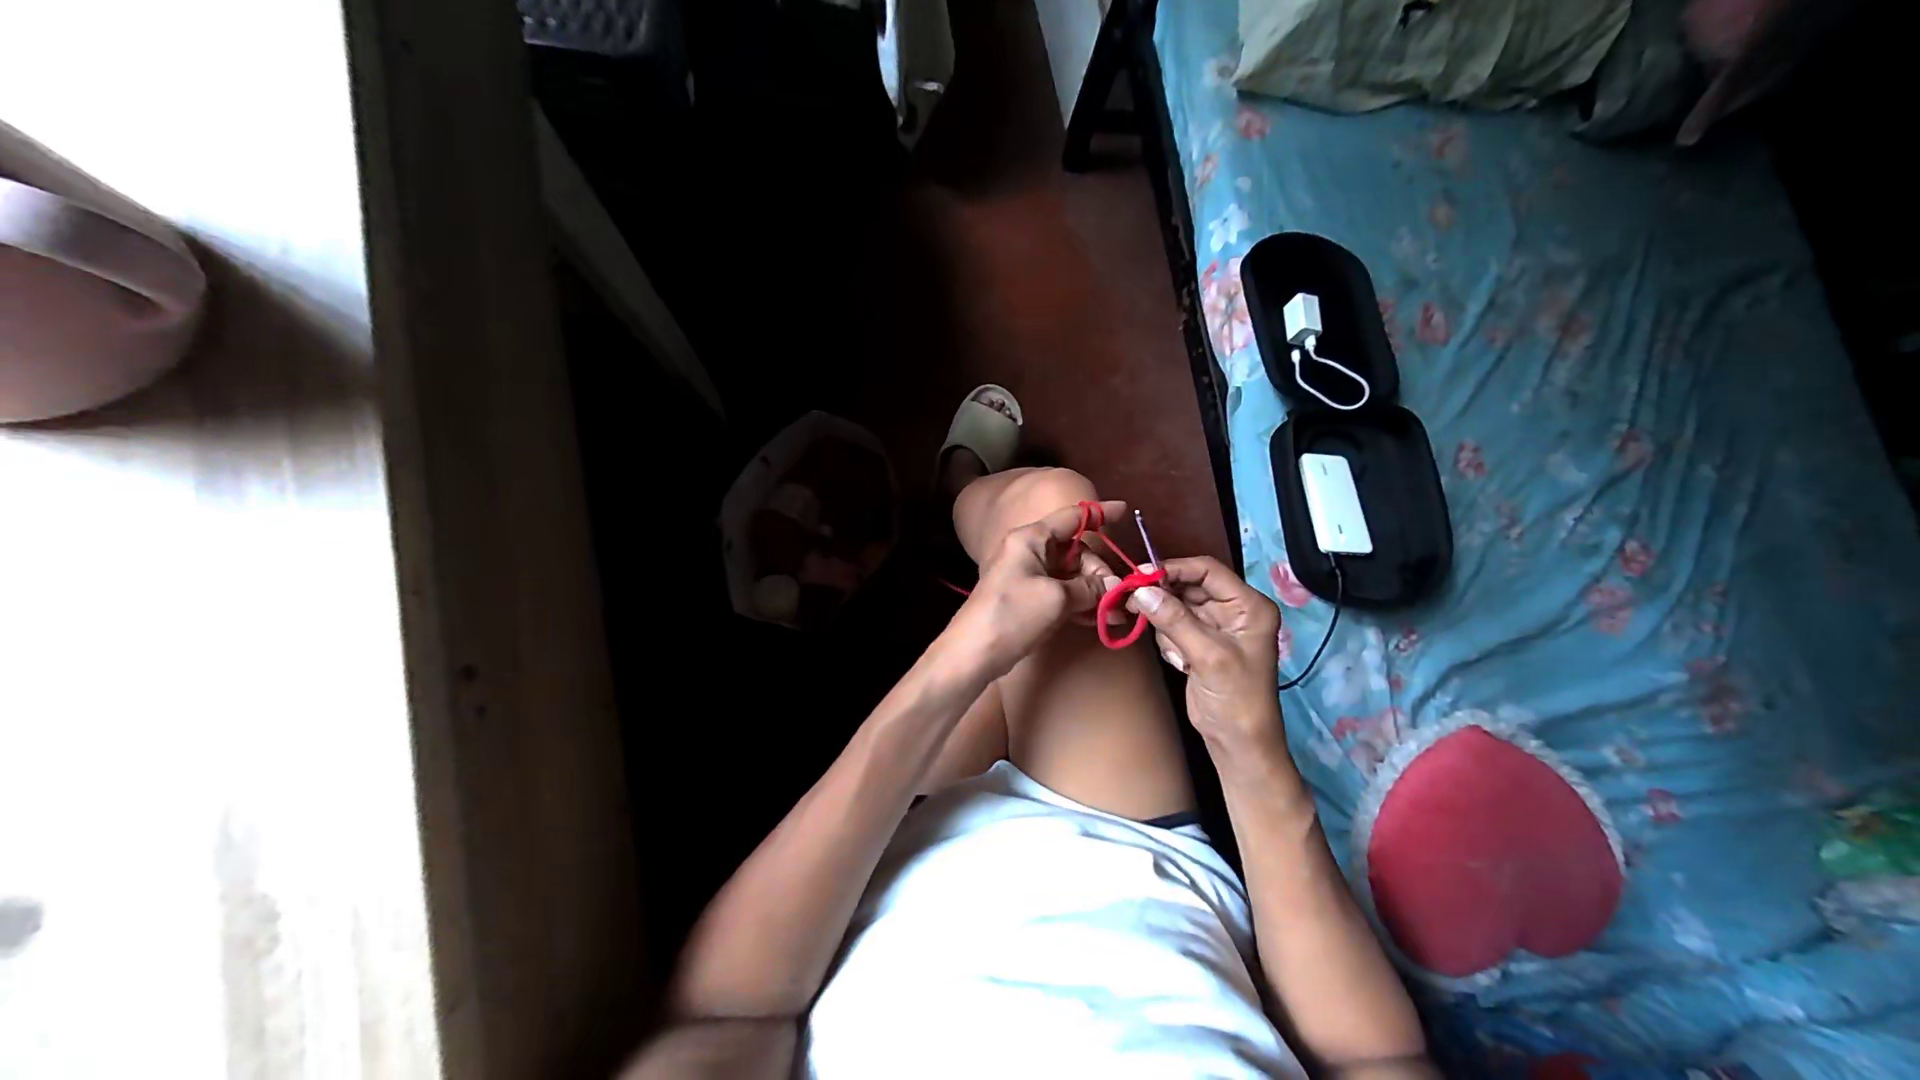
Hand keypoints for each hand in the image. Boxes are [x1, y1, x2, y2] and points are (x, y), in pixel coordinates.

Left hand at [950, 499, 1127, 673]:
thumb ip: (1090, 588)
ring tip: (1115, 614)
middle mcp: (1029, 551)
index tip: (1125, 511)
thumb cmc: (1012, 615)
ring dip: (1095, 592)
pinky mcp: (1029, 599)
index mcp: (1031, 538)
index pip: (1072, 516)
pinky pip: (1062, 592)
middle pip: (1076, 551)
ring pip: (1071, 574)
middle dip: (1100, 572)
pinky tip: (1099, 619)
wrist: (974, 652)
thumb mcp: (1057, 598)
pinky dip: (1081, 603)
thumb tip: (1115, 585)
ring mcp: (1028, 575)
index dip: (1099, 513)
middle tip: (1117, 597)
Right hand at [1126, 556, 1290, 759]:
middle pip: (1189, 586)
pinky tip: (1178, 660)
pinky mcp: (1199, 642)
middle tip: (1133, 600)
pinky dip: (1167, 637)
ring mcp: (1216, 627)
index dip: (1174, 569)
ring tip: (1173, 649)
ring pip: (1177, 604)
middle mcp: (1234, 610)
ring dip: (1165, 621)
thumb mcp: (1207, 655)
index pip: (1208, 571)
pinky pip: (1173, 624)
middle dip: (1163, 595)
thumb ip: (1174, 620)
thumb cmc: (1237, 698)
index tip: (1141, 575)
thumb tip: (1140, 591)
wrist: (1238, 742)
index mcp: (1249, 606)